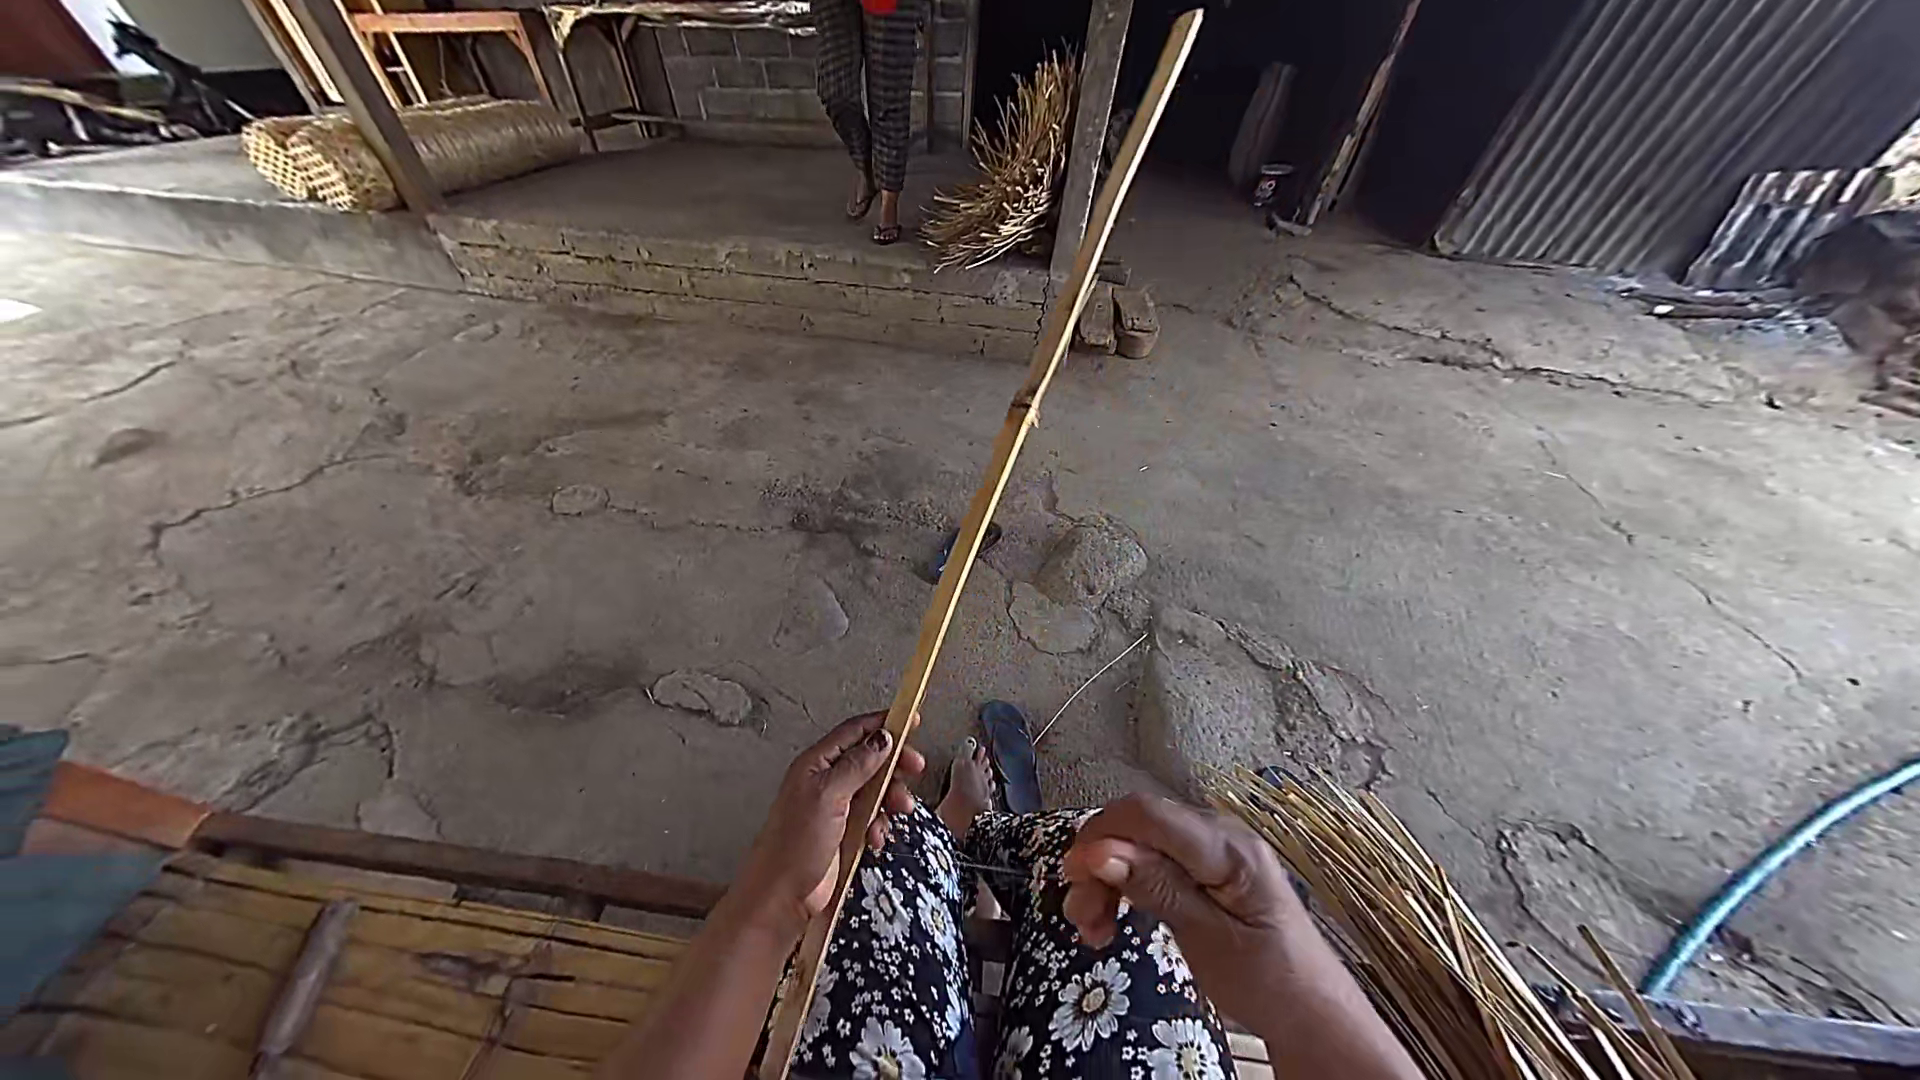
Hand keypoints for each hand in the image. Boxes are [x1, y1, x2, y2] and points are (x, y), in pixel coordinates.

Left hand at [732, 711, 924, 940]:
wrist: (781, 899)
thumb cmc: (795, 846)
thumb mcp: (828, 796)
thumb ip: (857, 765)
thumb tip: (882, 738)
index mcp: (817, 764)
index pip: (855, 731)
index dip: (884, 724)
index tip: (912, 721)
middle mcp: (827, 780)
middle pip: (870, 758)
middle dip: (894, 763)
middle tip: (915, 767)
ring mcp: (836, 805)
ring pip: (875, 787)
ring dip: (891, 796)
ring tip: (900, 809)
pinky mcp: (844, 830)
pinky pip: (872, 816)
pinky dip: (880, 823)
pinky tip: (877, 837)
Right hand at [1061, 794, 1311, 1030]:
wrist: (1312, 1016)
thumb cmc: (1270, 985)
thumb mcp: (1209, 942)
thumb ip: (1156, 888)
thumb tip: (1099, 851)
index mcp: (1229, 847)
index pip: (1149, 815)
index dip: (1102, 835)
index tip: (1073, 875)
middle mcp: (1217, 832)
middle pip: (1137, 826)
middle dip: (1098, 862)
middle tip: (1077, 915)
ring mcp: (1209, 845)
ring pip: (1136, 841)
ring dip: (1105, 877)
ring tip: (1091, 927)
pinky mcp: (1202, 863)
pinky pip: (1150, 857)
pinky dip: (1124, 884)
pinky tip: (1112, 917)